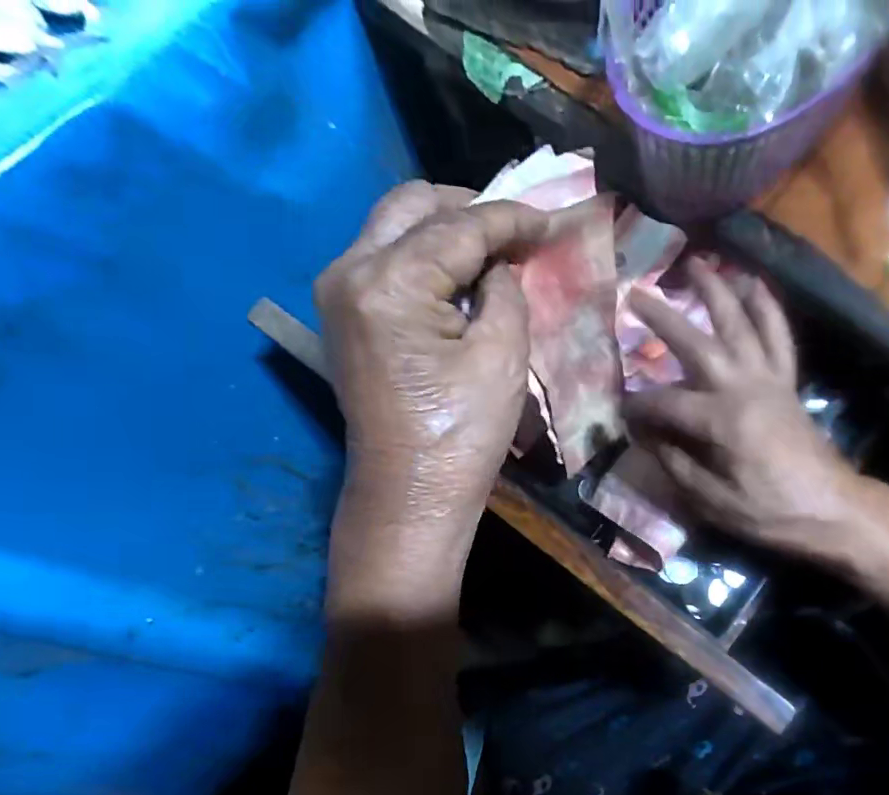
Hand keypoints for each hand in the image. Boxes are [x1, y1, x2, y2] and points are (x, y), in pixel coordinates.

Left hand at [316, 181, 557, 532]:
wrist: (409, 494)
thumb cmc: (461, 435)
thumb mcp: (500, 356)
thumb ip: (503, 289)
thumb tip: (498, 261)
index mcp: (388, 283)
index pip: (457, 226)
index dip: (511, 217)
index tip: (551, 220)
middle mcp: (349, 273)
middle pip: (412, 206)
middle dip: (469, 210)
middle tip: (515, 232)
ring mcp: (337, 294)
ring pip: (393, 228)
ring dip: (444, 231)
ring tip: (492, 252)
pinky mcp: (342, 316)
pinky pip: (384, 261)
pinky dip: (422, 257)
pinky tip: (458, 276)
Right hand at [626, 262, 871, 562]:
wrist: (830, 508)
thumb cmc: (768, 511)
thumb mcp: (711, 500)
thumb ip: (675, 462)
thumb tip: (645, 433)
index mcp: (722, 420)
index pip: (665, 403)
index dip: (637, 407)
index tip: (618, 412)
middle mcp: (744, 387)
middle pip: (697, 344)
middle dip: (663, 318)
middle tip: (636, 293)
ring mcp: (770, 379)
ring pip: (741, 323)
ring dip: (716, 291)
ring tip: (697, 261)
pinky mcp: (787, 381)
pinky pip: (778, 335)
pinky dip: (766, 307)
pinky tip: (753, 284)